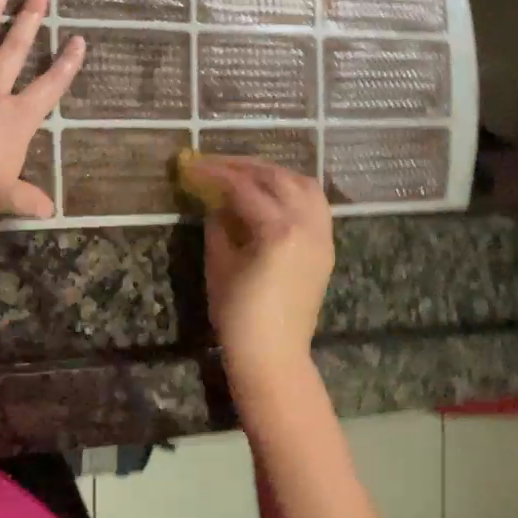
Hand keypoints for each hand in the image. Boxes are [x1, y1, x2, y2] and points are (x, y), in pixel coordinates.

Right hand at [196, 158, 334, 375]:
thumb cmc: (238, 313)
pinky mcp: (325, 247)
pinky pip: (314, 205)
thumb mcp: (219, 263)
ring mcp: (321, 235)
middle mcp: (307, 225)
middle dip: (244, 166)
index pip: (243, 187)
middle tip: (215, 164)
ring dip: (273, 174)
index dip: (215, 173)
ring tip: (245, 174)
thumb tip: (215, 198)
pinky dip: (292, 191)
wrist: (273, 353)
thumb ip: (219, 223)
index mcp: (278, 230)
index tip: (193, 165)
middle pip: (277, 178)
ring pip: (303, 186)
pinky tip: (270, 196)